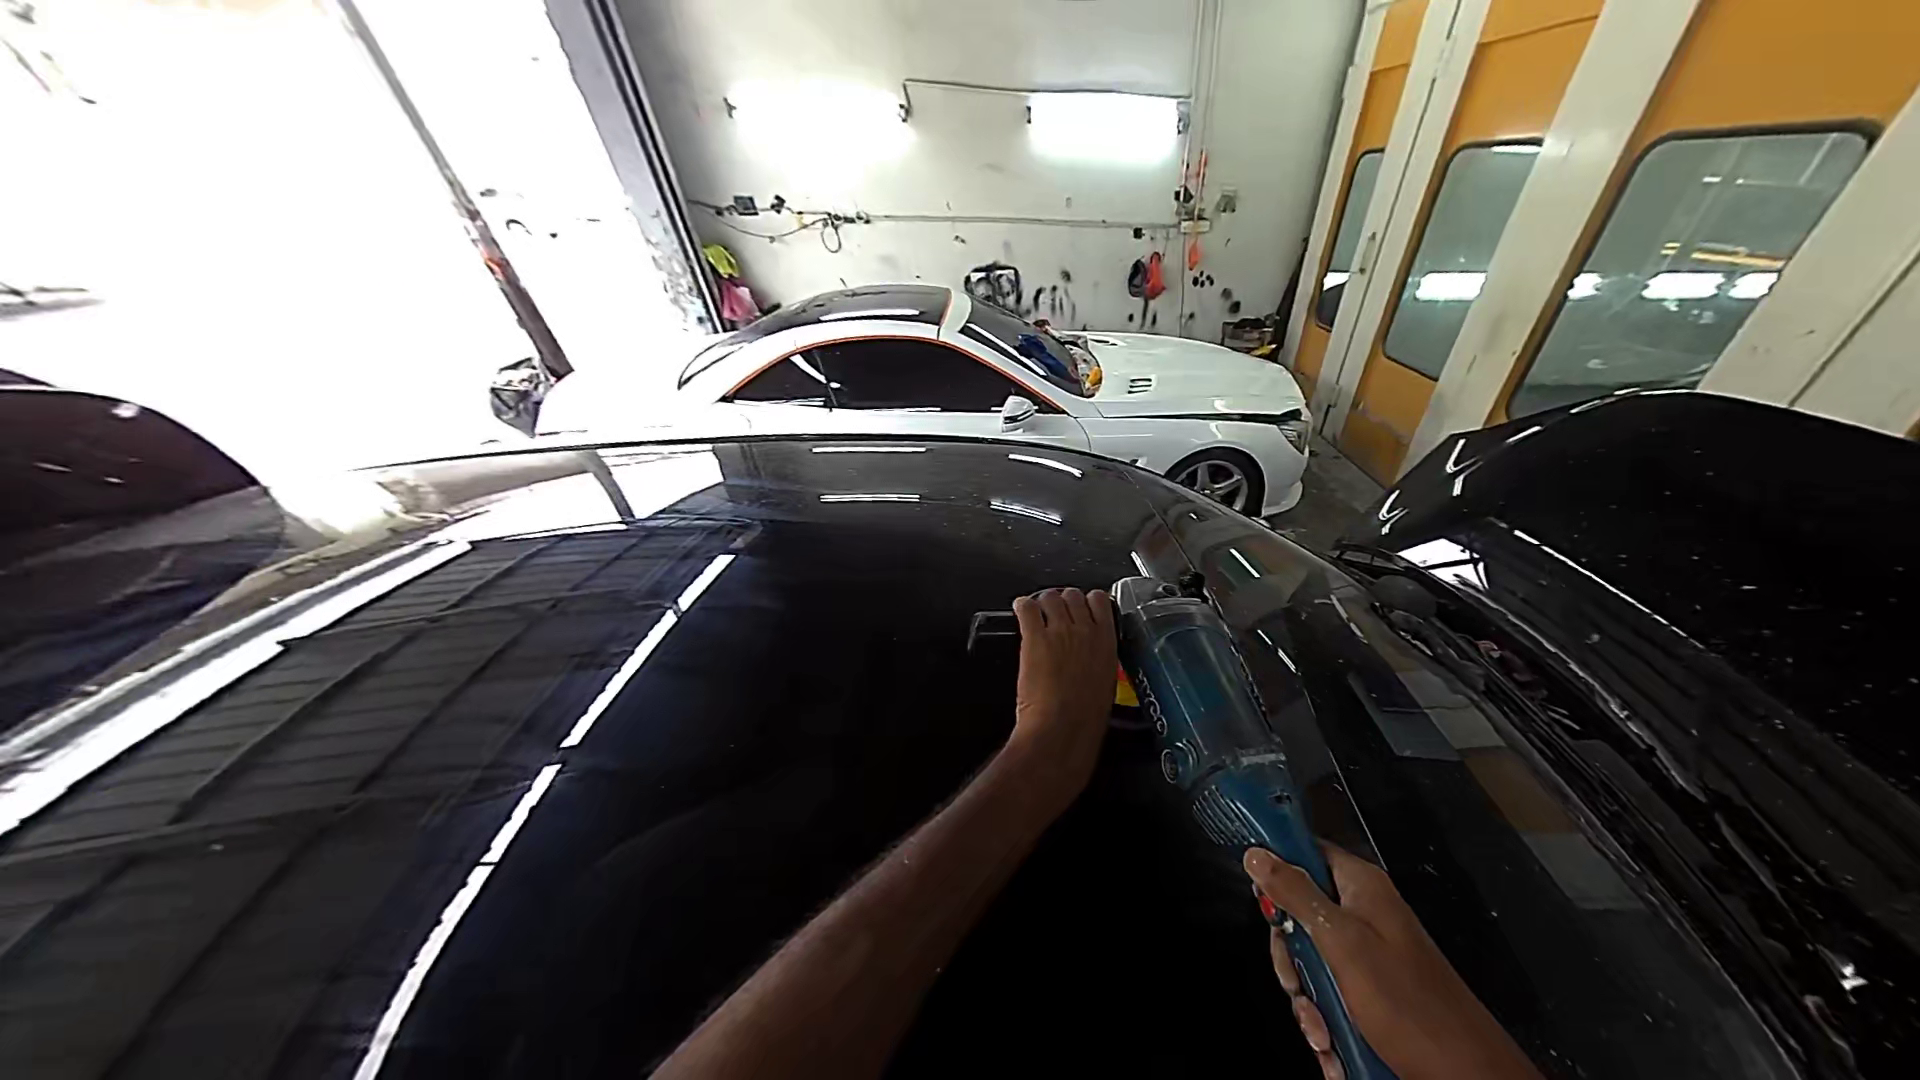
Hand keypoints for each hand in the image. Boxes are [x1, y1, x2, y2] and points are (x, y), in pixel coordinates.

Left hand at [1002, 588, 1116, 812]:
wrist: (1063, 728)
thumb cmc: (1085, 717)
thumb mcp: (1104, 683)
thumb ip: (1097, 660)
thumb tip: (1089, 657)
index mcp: (1106, 641)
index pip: (1099, 600)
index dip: (1086, 600)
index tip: (1079, 606)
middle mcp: (1084, 630)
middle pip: (1072, 595)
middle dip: (1062, 601)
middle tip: (1053, 611)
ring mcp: (1059, 631)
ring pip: (1049, 597)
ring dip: (1041, 602)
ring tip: (1035, 611)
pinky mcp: (1034, 636)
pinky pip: (1026, 607)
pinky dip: (1022, 606)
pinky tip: (1019, 610)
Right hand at [1245, 846, 1542, 1079]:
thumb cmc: (1411, 1006)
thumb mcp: (1342, 942)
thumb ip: (1295, 893)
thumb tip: (1257, 854)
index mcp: (1360, 885)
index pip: (1304, 850)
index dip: (1276, 867)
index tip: (1262, 897)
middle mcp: (1362, 911)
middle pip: (1297, 909)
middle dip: (1290, 954)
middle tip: (1297, 980)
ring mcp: (1366, 950)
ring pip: (1308, 954)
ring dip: (1306, 994)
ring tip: (1321, 1027)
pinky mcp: (1369, 986)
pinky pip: (1327, 986)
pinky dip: (1323, 1014)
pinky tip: (1331, 1040)